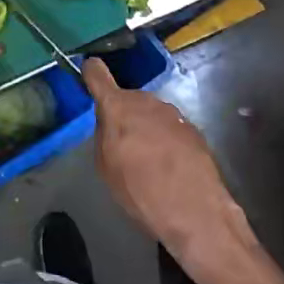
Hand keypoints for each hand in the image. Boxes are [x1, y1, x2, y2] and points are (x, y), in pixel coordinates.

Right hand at [83, 58, 252, 265]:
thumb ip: (103, 134)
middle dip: (124, 115)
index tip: (88, 75)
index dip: (91, 72)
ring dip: (146, 127)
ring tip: (150, 161)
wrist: (195, 210)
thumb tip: (110, 121)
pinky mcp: (193, 127)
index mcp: (117, 107)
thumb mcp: (106, 167)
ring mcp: (172, 112)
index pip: (97, 74)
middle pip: (127, 99)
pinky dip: (166, 139)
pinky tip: (171, 166)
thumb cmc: (140, 191)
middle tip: (124, 145)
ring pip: (150, 113)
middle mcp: (145, 101)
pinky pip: (170, 127)